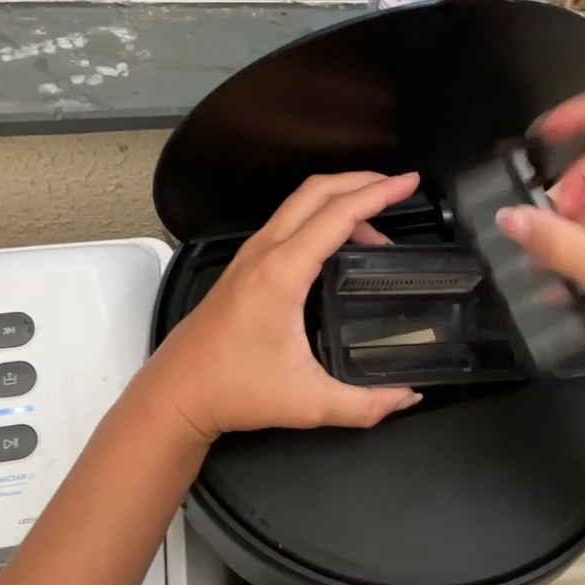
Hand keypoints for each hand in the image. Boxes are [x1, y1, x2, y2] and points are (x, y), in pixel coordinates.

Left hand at [137, 172, 423, 441]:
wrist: (175, 394)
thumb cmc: (232, 391)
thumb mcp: (307, 403)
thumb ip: (365, 404)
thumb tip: (408, 397)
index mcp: (281, 273)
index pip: (337, 215)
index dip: (378, 194)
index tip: (409, 182)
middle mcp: (264, 252)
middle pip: (316, 191)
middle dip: (362, 180)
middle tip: (399, 186)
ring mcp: (251, 255)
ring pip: (300, 202)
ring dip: (341, 198)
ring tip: (378, 221)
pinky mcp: (245, 264)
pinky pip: (289, 221)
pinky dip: (321, 216)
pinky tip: (341, 244)